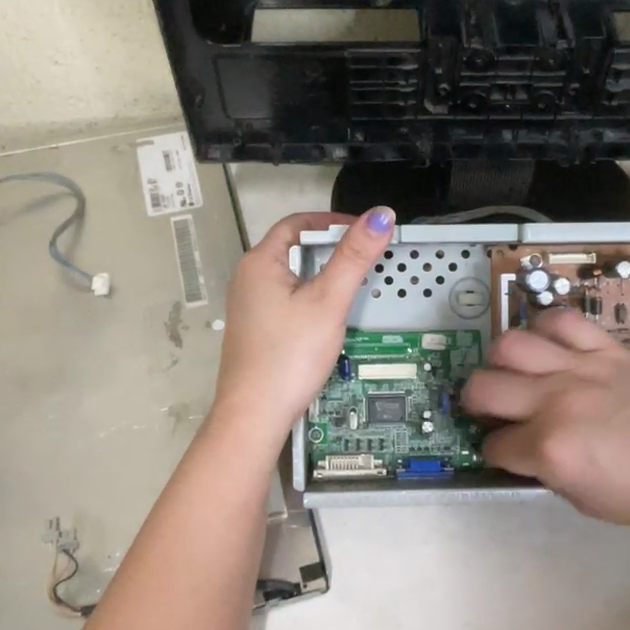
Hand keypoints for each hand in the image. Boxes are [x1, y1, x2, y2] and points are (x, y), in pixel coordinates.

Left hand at [210, 207, 394, 437]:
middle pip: (295, 248)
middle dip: (332, 250)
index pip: (298, 222)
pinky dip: (312, 299)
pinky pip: (287, 300)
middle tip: (365, 261)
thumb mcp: (328, 301)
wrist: (255, 414)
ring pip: (293, 277)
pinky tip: (330, 319)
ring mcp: (250, 306)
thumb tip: (381, 215)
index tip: (365, 232)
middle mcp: (248, 279)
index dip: (333, 222)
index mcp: (259, 262)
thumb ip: (354, 257)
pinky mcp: (256, 330)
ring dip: (323, 276)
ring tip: (353, 288)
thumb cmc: (289, 355)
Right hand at [463, 308, 629, 529]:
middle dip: (477, 403)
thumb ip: (545, 470)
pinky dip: (545, 328)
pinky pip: (562, 320)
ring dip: (501, 361)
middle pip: (484, 387)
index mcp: (550, 450)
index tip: (504, 452)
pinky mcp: (606, 348)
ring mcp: (580, 369)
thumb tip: (523, 448)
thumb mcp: (585, 500)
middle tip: (492, 410)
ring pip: (511, 344)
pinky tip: (548, 345)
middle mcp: (555, 403)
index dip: (495, 452)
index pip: (494, 445)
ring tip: (514, 372)